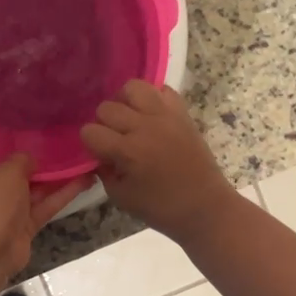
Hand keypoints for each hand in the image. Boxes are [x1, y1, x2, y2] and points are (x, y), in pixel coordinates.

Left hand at [0, 154, 91, 289]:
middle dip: (47, 164)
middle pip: (24, 175)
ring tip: (86, 163)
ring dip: (61, 179)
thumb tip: (33, 158)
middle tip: (75, 149)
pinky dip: (64, 195)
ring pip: (39, 191)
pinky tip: (85, 181)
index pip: (5, 159)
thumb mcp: (7, 170)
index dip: (26, 149)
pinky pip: (46, 206)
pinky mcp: (26, 228)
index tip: (49, 139)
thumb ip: (23, 160)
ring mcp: (11, 211)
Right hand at [80, 80, 235, 239]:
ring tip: (130, 119)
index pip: (90, 131)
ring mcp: (166, 116)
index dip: (90, 143)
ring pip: (133, 87)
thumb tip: (99, 153)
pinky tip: (151, 116)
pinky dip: (152, 99)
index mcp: (128, 151)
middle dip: (104, 124)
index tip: (99, 154)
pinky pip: (162, 90)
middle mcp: (145, 127)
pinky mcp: (182, 113)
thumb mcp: (120, 196)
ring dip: (125, 102)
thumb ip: (103, 170)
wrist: (205, 207)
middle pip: (108, 107)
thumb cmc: (160, 208)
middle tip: (114, 140)